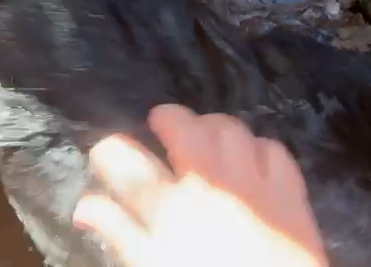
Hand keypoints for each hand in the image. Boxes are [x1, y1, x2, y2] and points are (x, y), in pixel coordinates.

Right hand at [75, 105, 326, 266]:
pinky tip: (249, 163)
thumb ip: (120, 233)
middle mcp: (206, 184)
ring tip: (205, 142)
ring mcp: (251, 186)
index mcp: (169, 208)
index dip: (108, 150)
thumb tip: (82, 207)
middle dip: (168, 118)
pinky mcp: (289, 196)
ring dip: (211, 128)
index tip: (105, 153)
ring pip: (227, 128)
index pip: (124, 158)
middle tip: (163, 130)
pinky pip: (273, 150)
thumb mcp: (154, 266)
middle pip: (183, 125)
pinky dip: (258, 149)